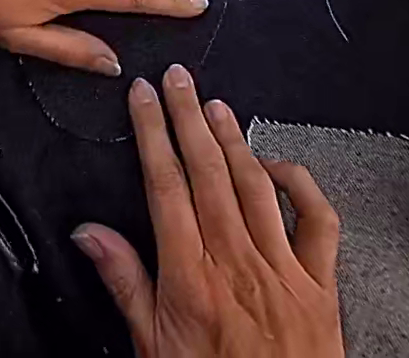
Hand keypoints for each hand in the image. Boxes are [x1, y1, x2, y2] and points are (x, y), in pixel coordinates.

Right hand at [73, 65, 342, 357]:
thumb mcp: (153, 350)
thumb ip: (124, 283)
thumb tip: (88, 233)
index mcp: (192, 279)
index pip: (165, 184)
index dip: (152, 131)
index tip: (143, 97)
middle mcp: (237, 263)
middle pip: (207, 170)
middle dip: (187, 115)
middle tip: (177, 77)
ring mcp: (283, 270)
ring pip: (254, 183)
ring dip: (232, 136)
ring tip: (214, 103)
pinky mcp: (320, 282)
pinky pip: (317, 220)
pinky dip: (299, 183)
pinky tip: (277, 163)